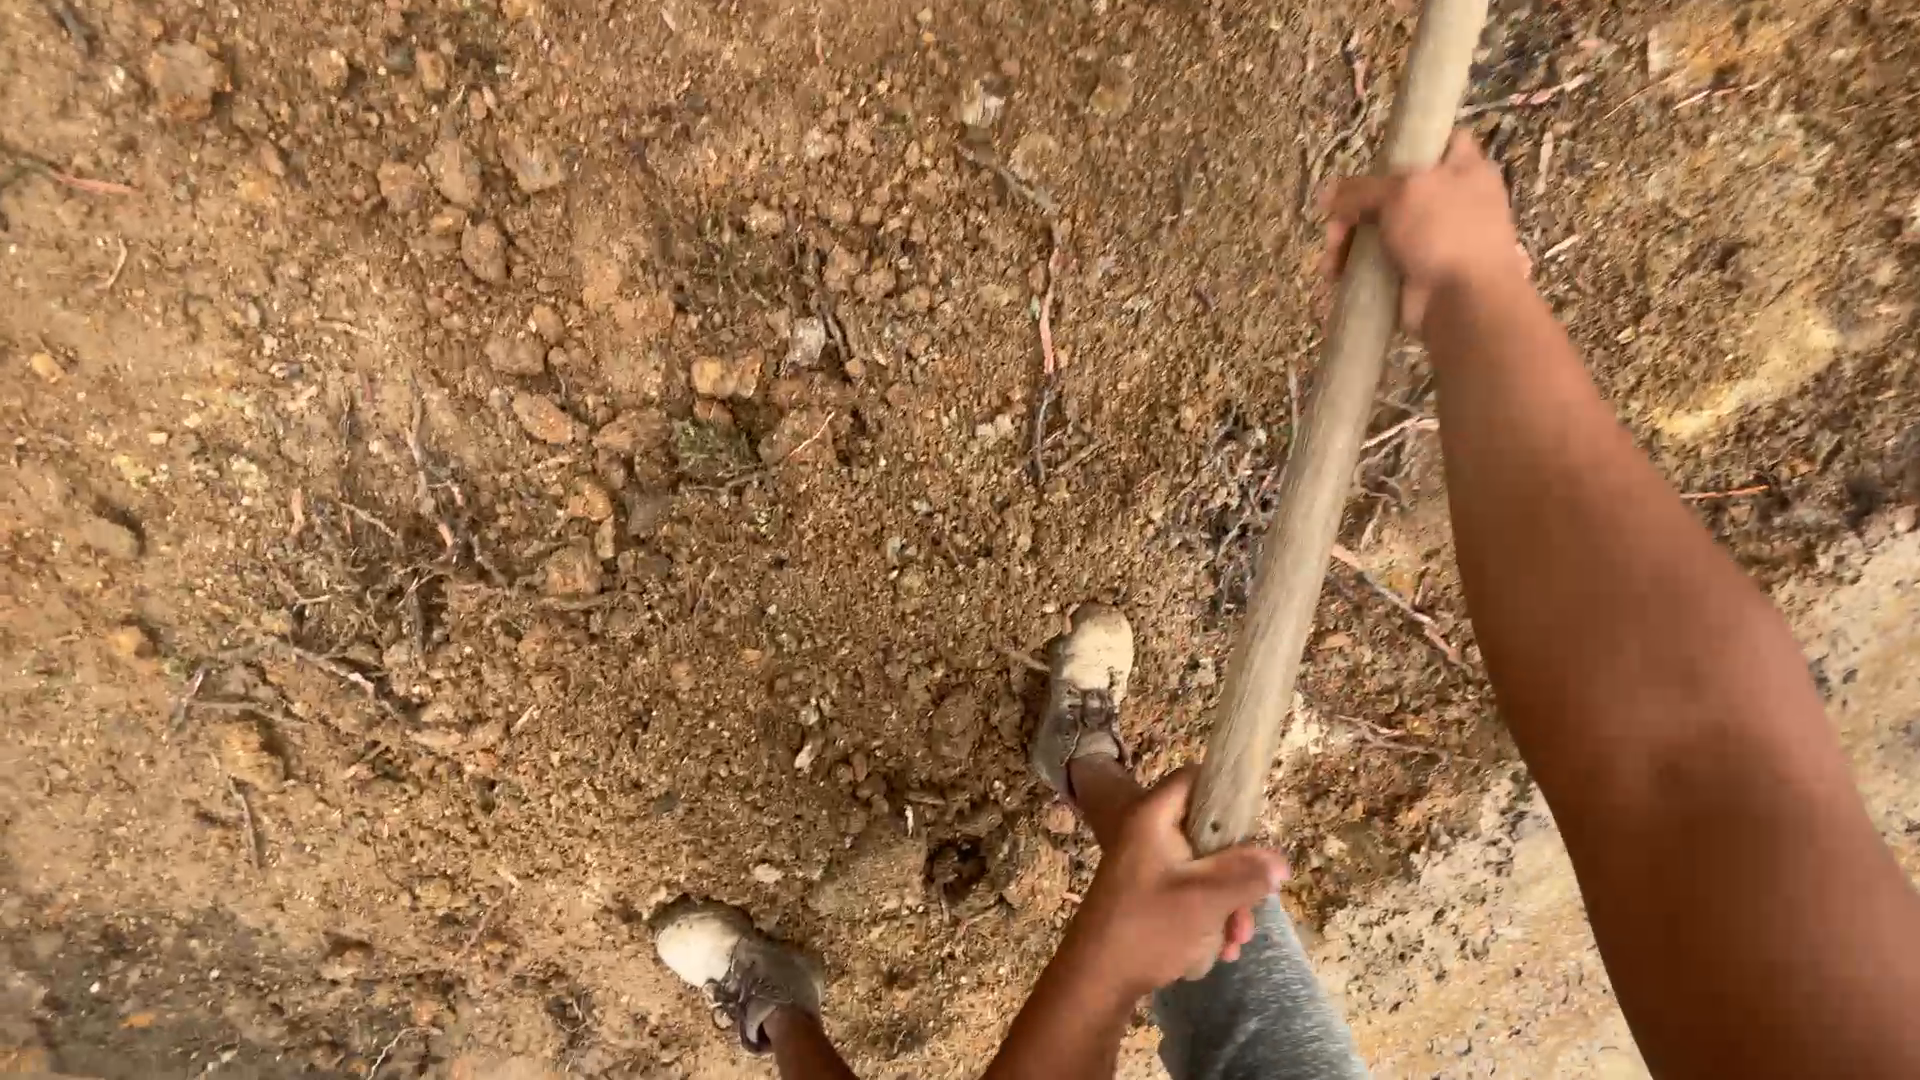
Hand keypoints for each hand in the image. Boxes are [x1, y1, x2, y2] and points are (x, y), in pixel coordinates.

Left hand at [1063, 768, 1289, 997]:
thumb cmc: (1148, 927)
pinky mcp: (1149, 892)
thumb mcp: (1206, 899)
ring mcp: (1147, 863)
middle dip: (1236, 872)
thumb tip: (1280, 861)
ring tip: (1235, 941)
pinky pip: (1189, 891)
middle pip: (1207, 832)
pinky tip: (1219, 949)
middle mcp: (1148, 832)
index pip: (1193, 779)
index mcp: (1152, 816)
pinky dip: (1207, 914)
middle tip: (1250, 908)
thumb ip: (1246, 875)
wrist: (1098, 977)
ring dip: (1226, 901)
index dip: (1225, 793)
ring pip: (1202, 867)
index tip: (1254, 825)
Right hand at [1321, 129, 1529, 332]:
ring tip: (1331, 259)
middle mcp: (1446, 202)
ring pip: (1374, 230)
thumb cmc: (1444, 231)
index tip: (1374, 163)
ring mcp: (1427, 240)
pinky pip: (1371, 263)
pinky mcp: (1408, 273)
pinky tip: (1334, 274)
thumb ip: (1362, 188)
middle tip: (1336, 227)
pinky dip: (1350, 267)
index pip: (1437, 144)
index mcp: (1462, 170)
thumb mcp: (1403, 192)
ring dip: (1345, 242)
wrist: (1461, 298)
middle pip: (1389, 193)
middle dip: (1354, 209)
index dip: (1406, 148)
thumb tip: (1326, 194)